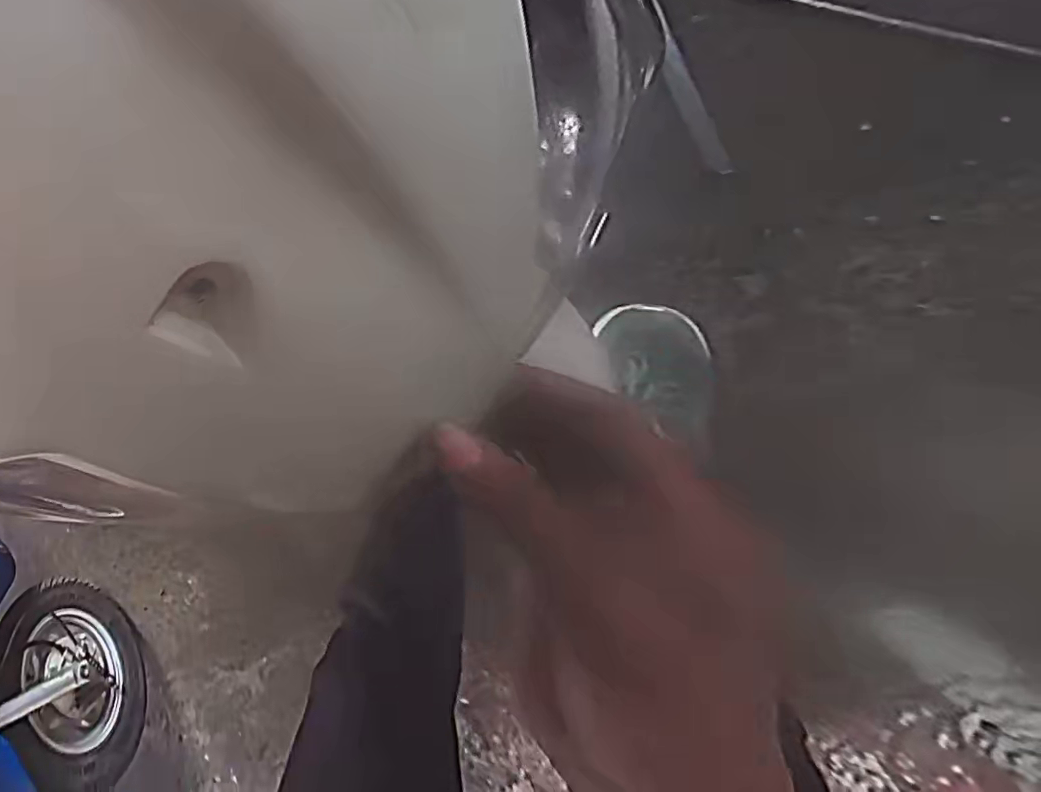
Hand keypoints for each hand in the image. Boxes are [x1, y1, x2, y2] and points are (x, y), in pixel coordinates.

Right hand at [437, 367, 791, 791]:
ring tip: (433, 422)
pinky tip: (442, 474)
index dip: (552, 391)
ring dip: (494, 450)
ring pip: (542, 477)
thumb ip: (518, 502)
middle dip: (514, 416)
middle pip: (575, 444)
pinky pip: (517, 515)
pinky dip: (482, 489)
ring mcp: (601, 547)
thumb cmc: (655, 677)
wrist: (655, 780)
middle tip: (444, 390)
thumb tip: (443, 432)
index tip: (485, 367)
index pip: (615, 424)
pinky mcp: (561, 575)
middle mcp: (644, 517)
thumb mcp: (592, 584)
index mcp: (685, 510)